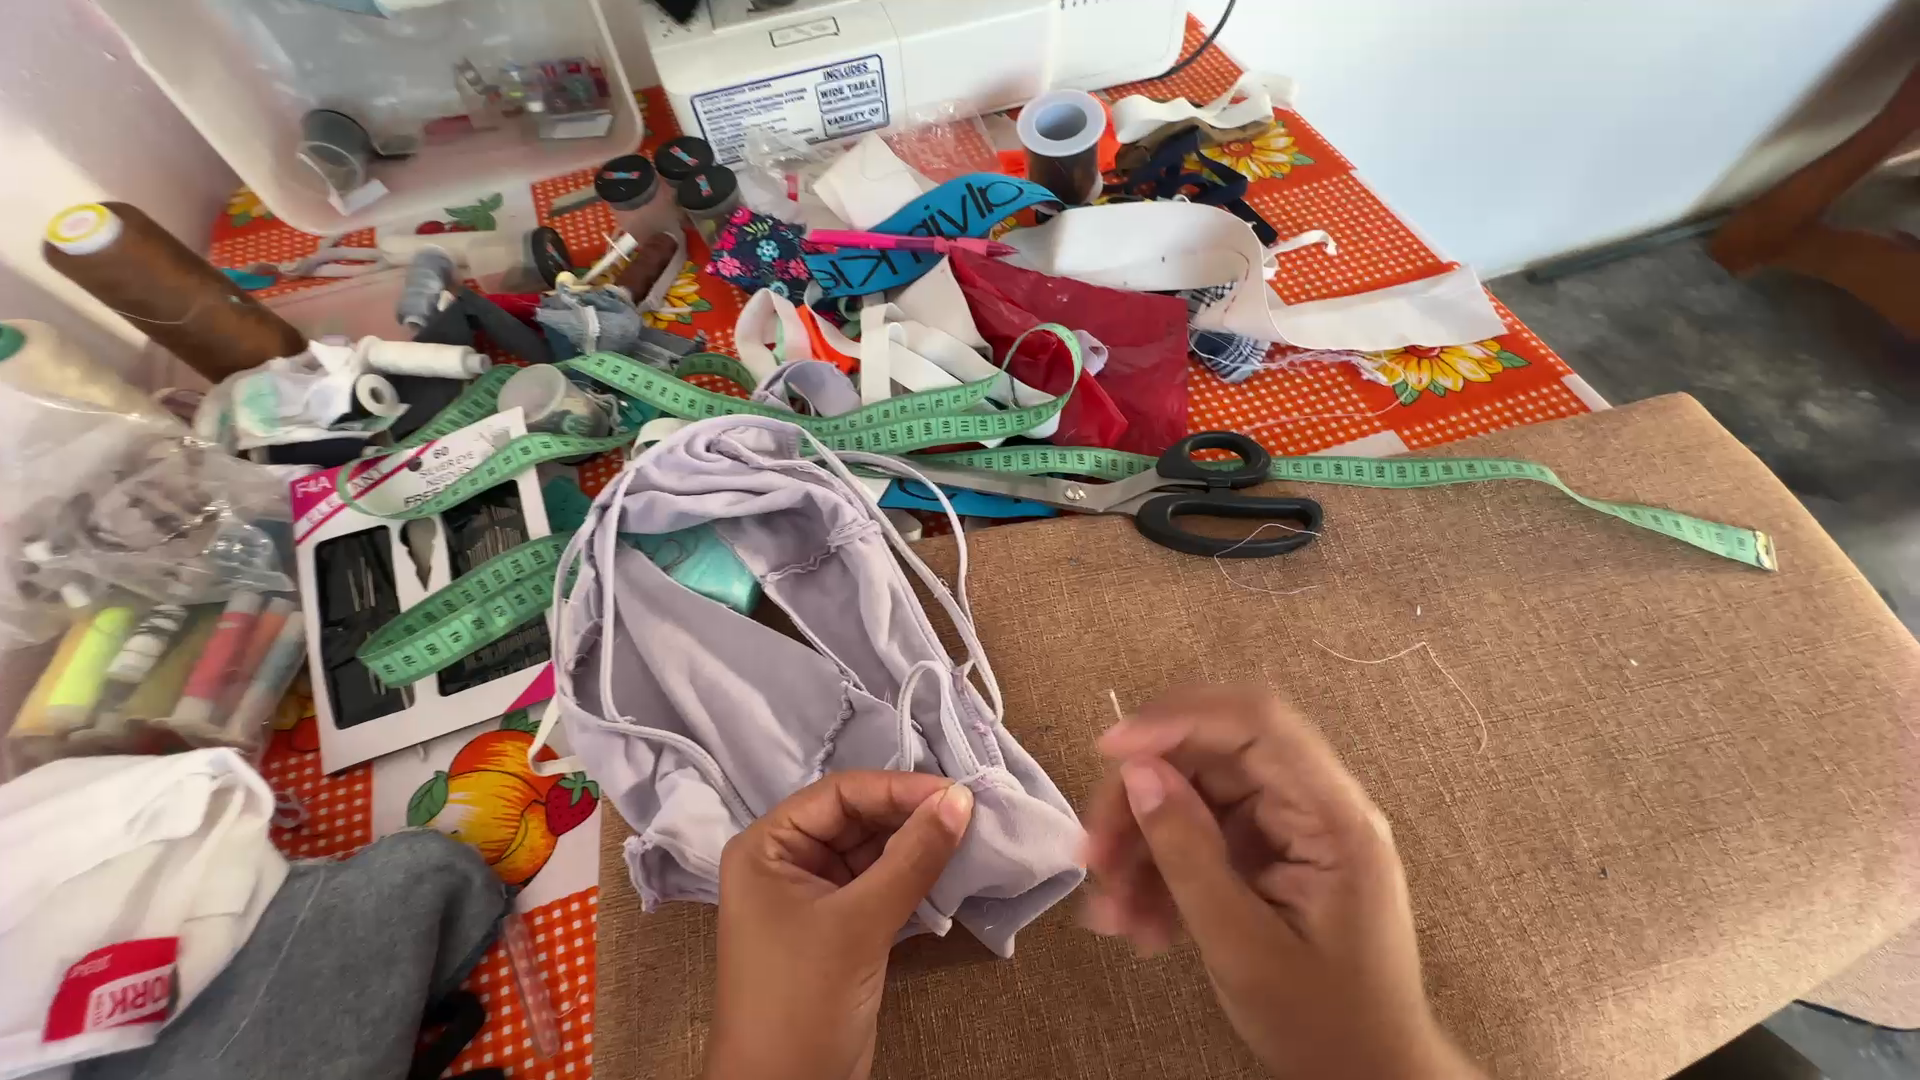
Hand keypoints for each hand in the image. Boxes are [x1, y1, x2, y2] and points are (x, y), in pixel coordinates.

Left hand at [703, 771, 974, 1079]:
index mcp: (769, 846)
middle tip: (967, 810)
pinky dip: (914, 876)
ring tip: (966, 833)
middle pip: (858, 818)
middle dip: (910, 814)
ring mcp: (815, 893)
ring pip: (875, 849)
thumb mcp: (859, 923)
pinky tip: (949, 868)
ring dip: (917, 844)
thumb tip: (960, 799)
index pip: (839, 794)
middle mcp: (788, 860)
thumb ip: (912, 857)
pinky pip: (882, 881)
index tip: (953, 792)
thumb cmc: (803, 1000)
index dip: (896, 788)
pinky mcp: (842, 924)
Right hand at [1082, 685, 1482, 1079]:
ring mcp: (1284, 826)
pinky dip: (1158, 868)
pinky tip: (1135, 918)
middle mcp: (1310, 804)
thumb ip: (1189, 854)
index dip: (1180, 718)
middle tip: (1094, 846)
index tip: (1113, 748)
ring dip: (1141, 841)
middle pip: (1208, 759)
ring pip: (1191, 796)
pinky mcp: (1261, 850)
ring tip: (1110, 905)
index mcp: (1333, 816)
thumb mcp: (1244, 946)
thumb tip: (1139, 773)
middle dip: (1141, 797)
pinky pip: (1195, 834)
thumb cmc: (1326, 1026)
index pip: (1256, 726)